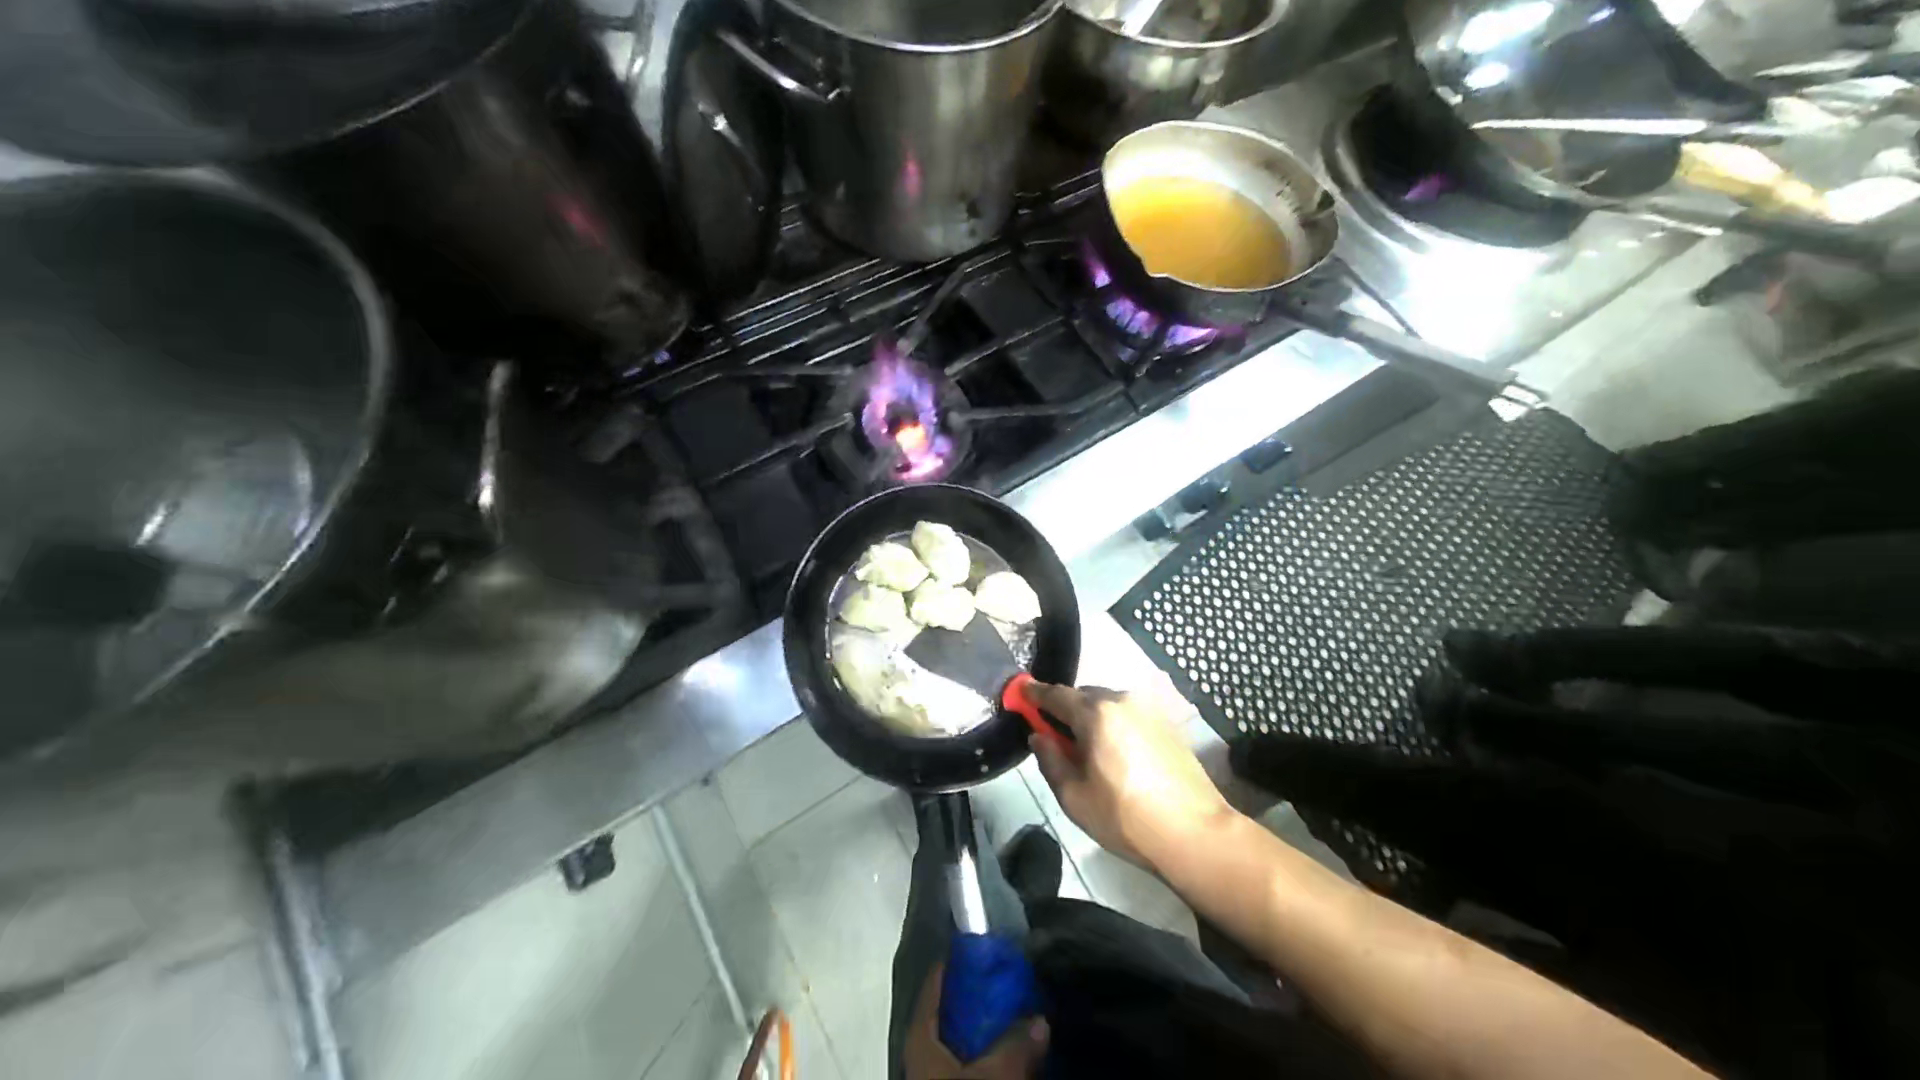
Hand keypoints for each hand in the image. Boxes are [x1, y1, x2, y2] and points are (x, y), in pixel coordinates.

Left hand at [901, 963, 1049, 1079]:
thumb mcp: (992, 1077)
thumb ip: (1016, 1044)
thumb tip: (1040, 1020)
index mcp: (920, 1037)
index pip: (935, 983)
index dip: (958, 962)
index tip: (986, 945)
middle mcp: (923, 1052)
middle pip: (952, 1013)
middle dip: (983, 998)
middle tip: (1015, 981)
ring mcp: (937, 1076)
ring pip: (964, 1042)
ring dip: (991, 1031)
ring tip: (1022, 1013)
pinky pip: (971, 1066)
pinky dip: (991, 1057)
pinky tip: (1016, 1054)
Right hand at [1023, 681, 1236, 869]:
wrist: (1194, 833)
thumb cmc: (1125, 817)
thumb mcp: (1073, 796)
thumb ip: (1050, 759)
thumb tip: (1039, 736)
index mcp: (1095, 713)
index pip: (1055, 694)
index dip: (1033, 694)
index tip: (1019, 693)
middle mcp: (1121, 700)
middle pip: (1082, 696)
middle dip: (1065, 709)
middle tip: (1054, 735)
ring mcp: (1148, 710)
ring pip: (1107, 704)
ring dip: (1091, 718)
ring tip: (1087, 749)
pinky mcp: (1166, 725)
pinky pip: (1127, 716)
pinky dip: (1114, 725)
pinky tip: (1115, 755)